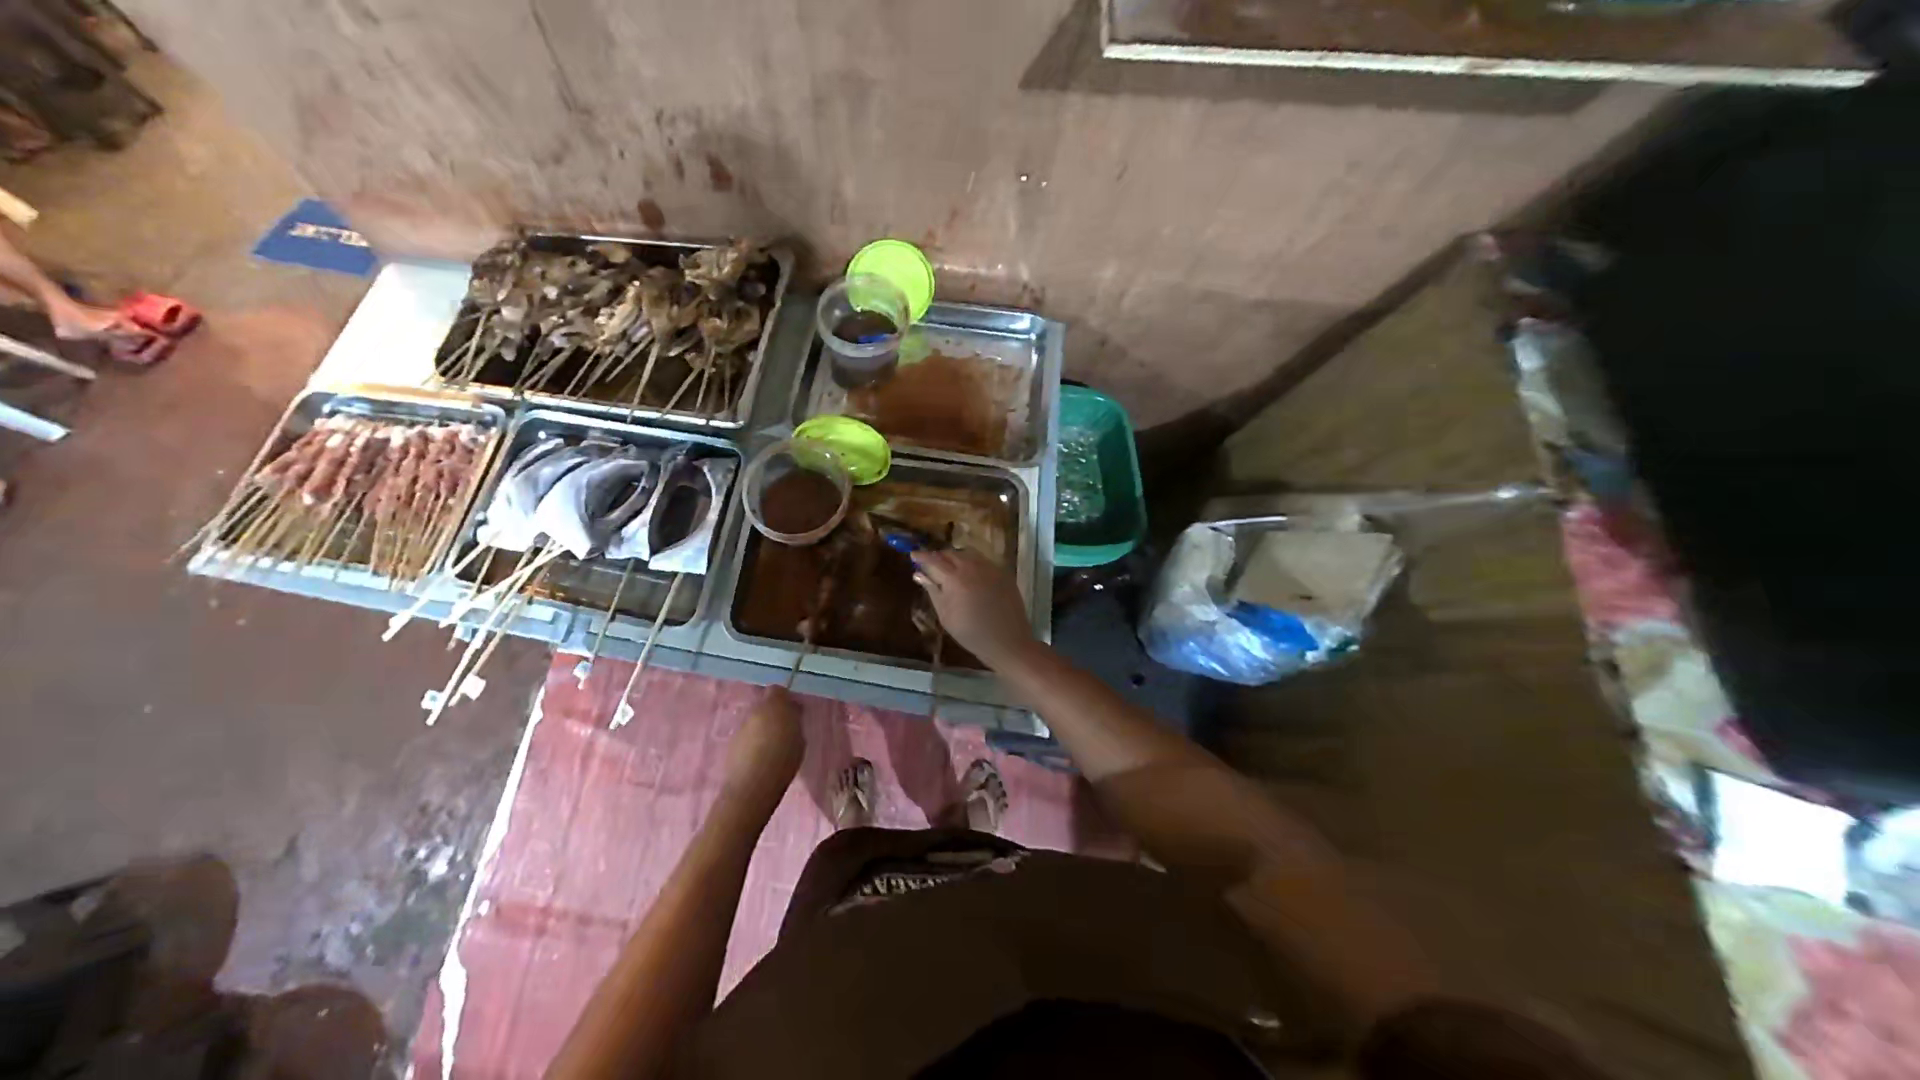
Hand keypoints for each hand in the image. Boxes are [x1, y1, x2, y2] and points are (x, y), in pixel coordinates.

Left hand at [722, 686, 803, 811]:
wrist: (753, 785)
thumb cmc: (784, 759)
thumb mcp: (799, 738)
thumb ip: (794, 720)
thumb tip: (791, 712)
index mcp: (774, 705)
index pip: (777, 690)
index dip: (785, 699)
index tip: (793, 712)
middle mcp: (754, 711)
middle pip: (764, 705)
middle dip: (773, 714)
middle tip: (784, 730)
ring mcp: (740, 727)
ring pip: (754, 721)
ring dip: (762, 728)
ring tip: (772, 747)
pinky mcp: (731, 743)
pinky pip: (746, 736)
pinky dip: (752, 742)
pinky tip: (759, 758)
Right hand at [912, 549, 1037, 668]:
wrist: (1007, 641)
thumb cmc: (971, 633)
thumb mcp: (946, 615)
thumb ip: (933, 591)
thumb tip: (919, 574)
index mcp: (955, 578)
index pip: (934, 559)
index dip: (922, 556)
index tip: (913, 555)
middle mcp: (973, 567)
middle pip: (952, 553)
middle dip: (939, 556)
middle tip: (931, 564)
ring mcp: (991, 568)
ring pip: (969, 553)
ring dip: (957, 557)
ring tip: (951, 568)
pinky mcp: (1003, 573)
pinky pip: (983, 561)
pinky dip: (972, 563)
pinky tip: (971, 575)